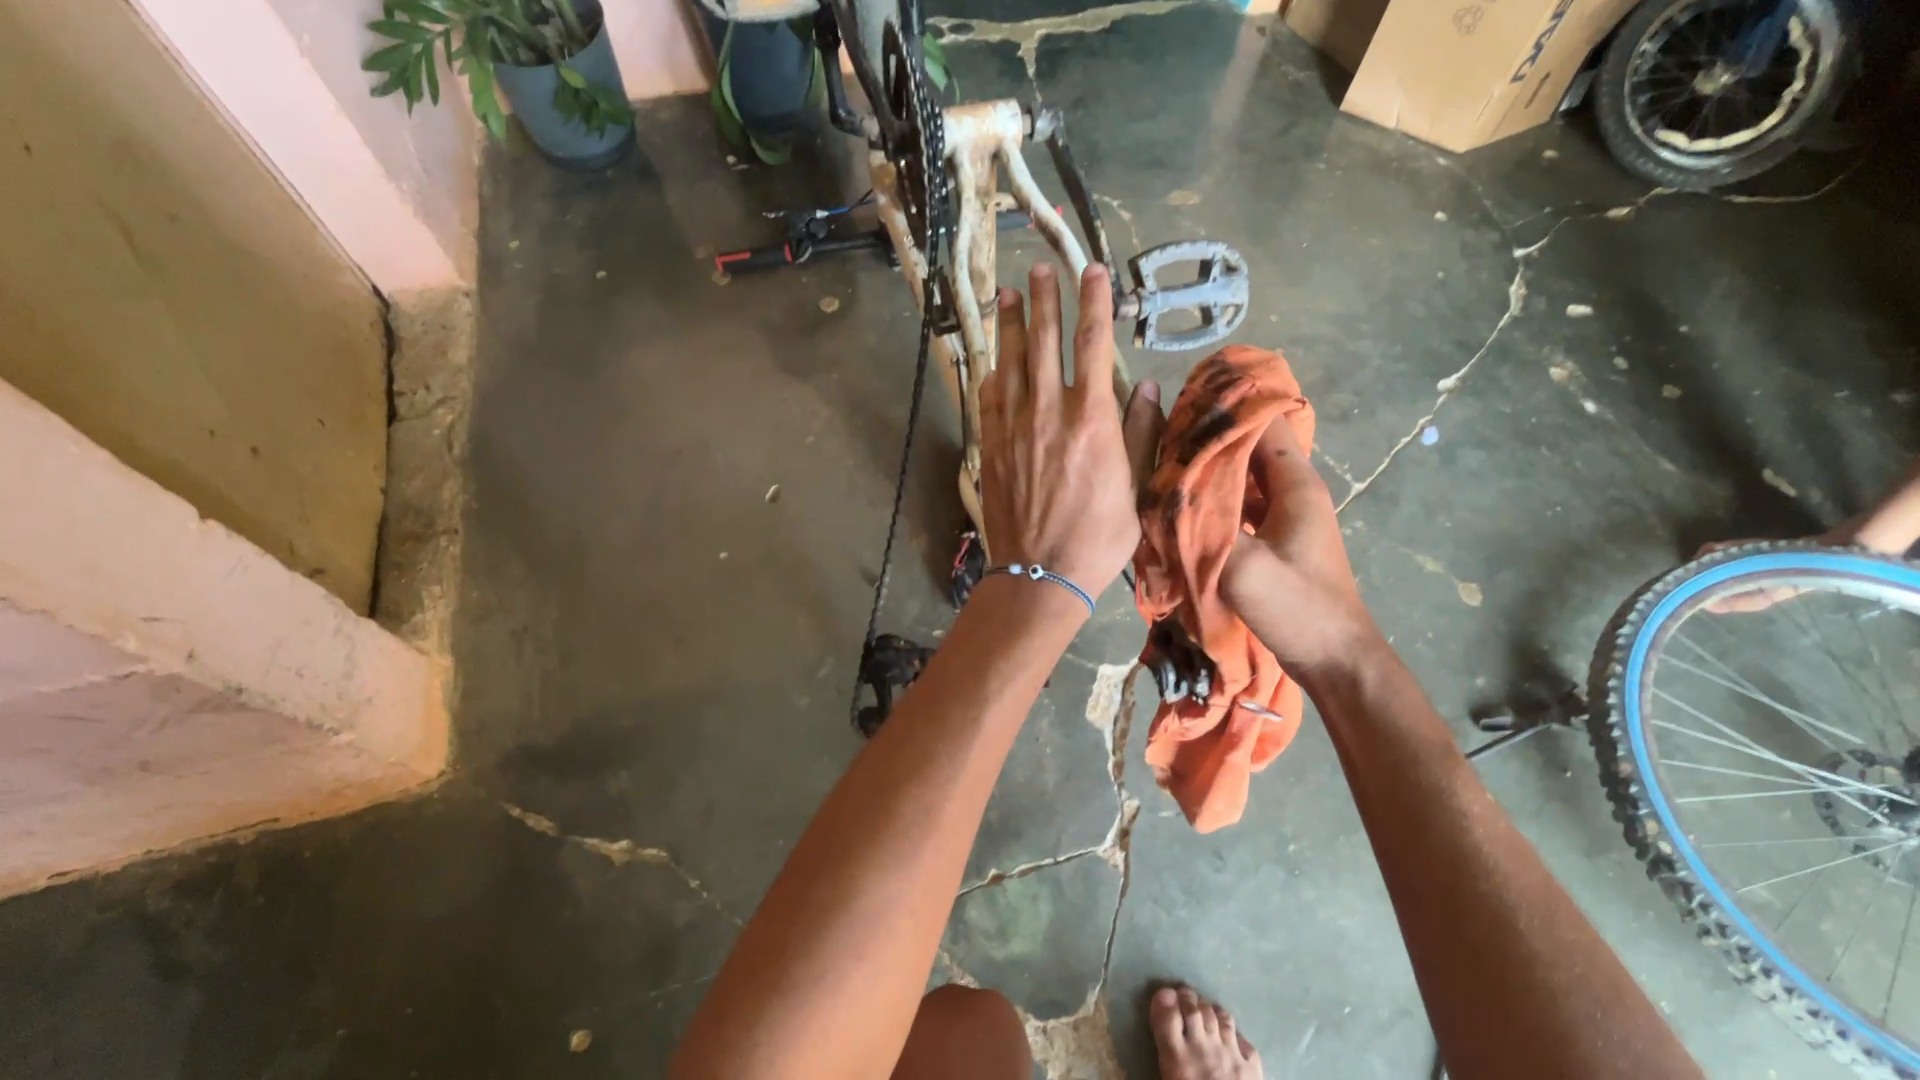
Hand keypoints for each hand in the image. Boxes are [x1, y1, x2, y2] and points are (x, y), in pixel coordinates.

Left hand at [979, 263, 1138, 597]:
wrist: (1039, 575)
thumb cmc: (1098, 537)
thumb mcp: (1135, 488)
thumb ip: (1140, 432)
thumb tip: (1145, 385)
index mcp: (1091, 420)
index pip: (1092, 344)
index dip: (1093, 302)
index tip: (1092, 270)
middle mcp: (1049, 413)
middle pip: (1045, 342)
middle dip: (1044, 300)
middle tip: (1039, 268)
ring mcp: (1014, 429)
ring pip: (1011, 363)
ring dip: (1011, 326)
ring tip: (1008, 293)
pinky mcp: (991, 447)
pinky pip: (989, 398)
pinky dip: (993, 373)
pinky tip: (994, 359)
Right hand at [1123, 392, 1378, 675]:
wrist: (1335, 661)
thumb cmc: (1300, 610)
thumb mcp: (1246, 570)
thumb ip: (1206, 527)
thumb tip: (1167, 494)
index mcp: (1296, 485)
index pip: (1263, 422)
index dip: (1227, 408)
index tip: (1182, 402)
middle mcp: (1292, 492)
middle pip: (1249, 447)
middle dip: (1209, 437)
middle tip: (1160, 431)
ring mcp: (1283, 518)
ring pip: (1242, 477)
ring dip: (1208, 470)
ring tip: (1163, 461)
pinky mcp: (1272, 542)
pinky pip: (1239, 506)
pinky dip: (1213, 499)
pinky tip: (1181, 506)